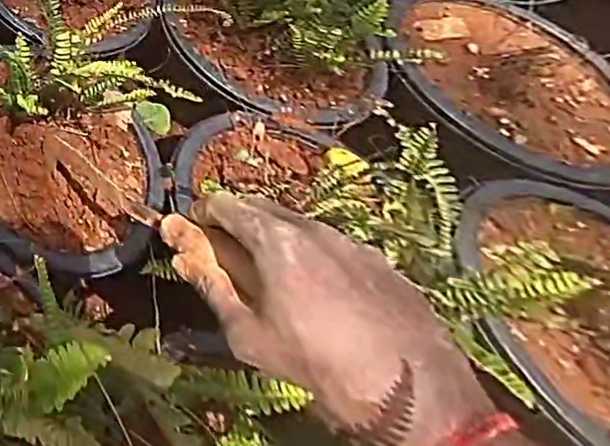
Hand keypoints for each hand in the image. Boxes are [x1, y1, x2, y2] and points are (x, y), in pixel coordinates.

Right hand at [161, 195, 498, 444]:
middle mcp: (312, 227)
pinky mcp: (383, 263)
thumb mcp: (250, 337)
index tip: (195, 233)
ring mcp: (352, 243)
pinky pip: (334, 246)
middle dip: (236, 222)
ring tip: (275, 275)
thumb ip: (212, 287)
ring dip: (275, 237)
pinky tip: (322, 294)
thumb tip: (184, 254)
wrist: (425, 407)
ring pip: (297, 224)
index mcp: (273, 238)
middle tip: (228, 253)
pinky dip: (315, 256)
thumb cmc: (322, 372)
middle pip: (258, 206)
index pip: (222, 203)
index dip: (202, 214)